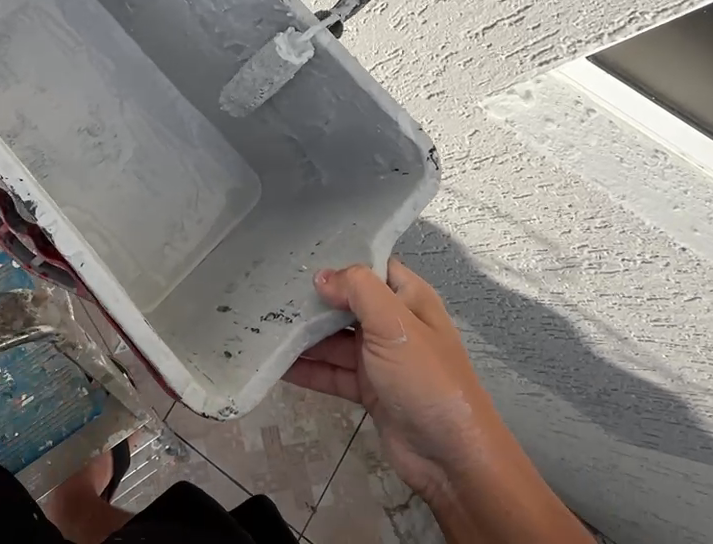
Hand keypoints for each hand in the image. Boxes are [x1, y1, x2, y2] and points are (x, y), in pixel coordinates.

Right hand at [285, 258, 499, 496]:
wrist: (451, 459)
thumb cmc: (427, 380)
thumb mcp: (394, 323)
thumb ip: (357, 289)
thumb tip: (320, 277)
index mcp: (409, 300)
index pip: (371, 266)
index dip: (339, 258)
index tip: (298, 253)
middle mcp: (393, 324)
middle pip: (345, 303)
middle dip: (311, 297)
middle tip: (268, 287)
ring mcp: (379, 358)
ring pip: (333, 338)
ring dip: (302, 334)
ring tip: (261, 323)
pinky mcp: (367, 389)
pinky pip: (331, 371)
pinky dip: (306, 368)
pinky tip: (275, 362)